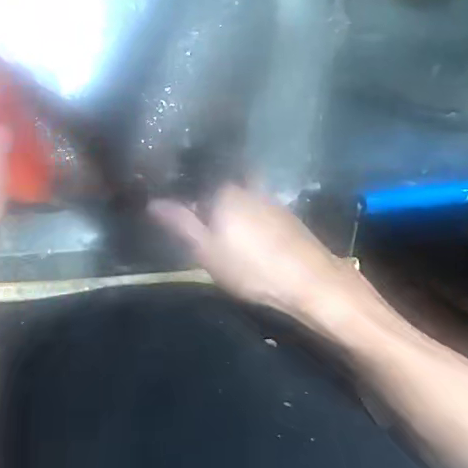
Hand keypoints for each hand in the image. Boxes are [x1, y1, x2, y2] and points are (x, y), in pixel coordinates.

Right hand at [150, 183, 372, 320]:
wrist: (314, 285)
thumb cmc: (252, 268)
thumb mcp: (206, 251)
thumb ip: (180, 223)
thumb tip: (153, 202)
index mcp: (225, 192)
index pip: (195, 182)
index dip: (183, 197)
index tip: (173, 213)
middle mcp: (249, 188)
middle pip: (219, 189)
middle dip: (207, 202)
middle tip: (195, 227)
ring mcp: (272, 202)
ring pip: (241, 200)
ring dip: (229, 212)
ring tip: (219, 236)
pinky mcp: (289, 218)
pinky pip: (257, 212)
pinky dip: (248, 221)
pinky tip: (246, 241)